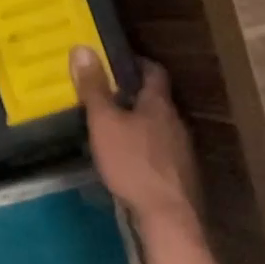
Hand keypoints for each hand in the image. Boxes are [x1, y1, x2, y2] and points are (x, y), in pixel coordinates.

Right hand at [72, 48, 201, 235]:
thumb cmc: (133, 162)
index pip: (154, 72)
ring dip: (138, 122)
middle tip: (105, 94)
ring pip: (158, 126)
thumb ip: (94, 89)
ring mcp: (181, 150)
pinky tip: (127, 158)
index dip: (137, 63)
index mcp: (158, 105)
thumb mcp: (104, 123)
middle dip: (133, 95)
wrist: (167, 215)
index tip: (117, 61)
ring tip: (112, 126)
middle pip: (156, 100)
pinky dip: (143, 146)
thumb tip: (82, 48)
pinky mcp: (179, 174)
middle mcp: (175, 122)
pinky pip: (159, 150)